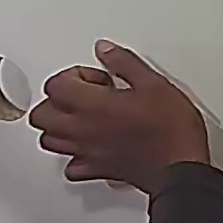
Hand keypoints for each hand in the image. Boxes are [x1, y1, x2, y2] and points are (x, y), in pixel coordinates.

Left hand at [29, 41, 211, 191]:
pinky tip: (91, 146)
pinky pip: (71, 166)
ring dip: (59, 126)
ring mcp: (88, 153)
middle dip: (57, 100)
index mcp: (93, 105)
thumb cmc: (171, 129)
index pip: (55, 85)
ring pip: (49, 140)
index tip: (99, 78)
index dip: (73, 75)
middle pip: (41, 114)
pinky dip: (74, 156)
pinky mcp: (98, 171)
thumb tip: (105, 50)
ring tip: (82, 117)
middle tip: (84, 94)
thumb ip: (124, 63)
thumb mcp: (153, 83)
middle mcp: (83, 130)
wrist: (181, 168)